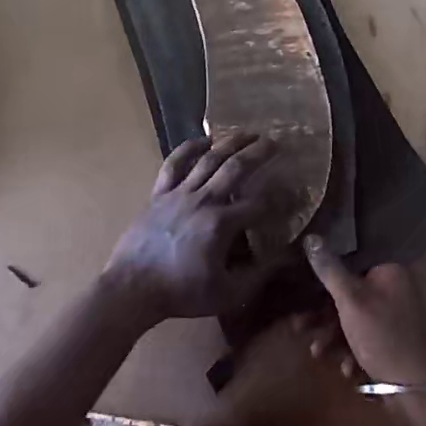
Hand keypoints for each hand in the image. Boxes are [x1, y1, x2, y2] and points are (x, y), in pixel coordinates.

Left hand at [102, 133, 282, 322]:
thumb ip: (259, 274)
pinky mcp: (159, 194)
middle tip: (275, 142)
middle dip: (259, 153)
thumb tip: (286, 258)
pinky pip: (173, 164)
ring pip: (208, 160)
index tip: (294, 192)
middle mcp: (203, 200)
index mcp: (221, 224)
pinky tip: (202, 140)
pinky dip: (188, 149)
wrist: (132, 288)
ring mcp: (178, 193)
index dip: (280, 198)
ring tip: (247, 132)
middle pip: (236, 169)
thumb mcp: (228, 293)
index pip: (259, 204)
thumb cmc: (181, 293)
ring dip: (229, 143)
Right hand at [303, 237, 425, 385]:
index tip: (300, 290)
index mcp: (389, 274)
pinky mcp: (395, 343)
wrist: (416, 392)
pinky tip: (345, 369)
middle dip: (322, 316)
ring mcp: (396, 319)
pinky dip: (351, 351)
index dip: (323, 277)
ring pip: (353, 320)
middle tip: (298, 328)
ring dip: (333, 337)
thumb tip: (311, 236)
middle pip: (349, 296)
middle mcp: (395, 291)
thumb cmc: (382, 337)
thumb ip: (329, 270)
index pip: (350, 264)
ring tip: (316, 353)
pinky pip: (366, 340)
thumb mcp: (350, 300)